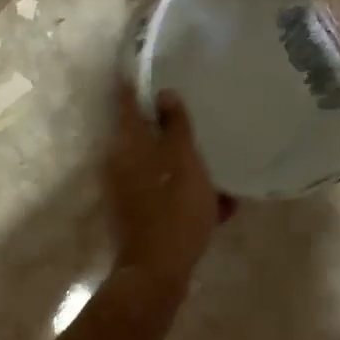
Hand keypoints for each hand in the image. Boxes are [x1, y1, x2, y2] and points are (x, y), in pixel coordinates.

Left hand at [105, 83, 234, 277]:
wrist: (156, 273)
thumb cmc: (173, 208)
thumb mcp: (183, 159)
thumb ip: (175, 124)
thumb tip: (164, 93)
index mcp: (128, 141)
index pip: (126, 99)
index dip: (136, 81)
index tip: (148, 66)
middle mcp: (119, 161)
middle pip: (144, 133)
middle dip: (169, 127)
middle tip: (195, 115)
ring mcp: (125, 190)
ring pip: (158, 166)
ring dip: (184, 165)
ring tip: (217, 165)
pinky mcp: (137, 215)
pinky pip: (164, 193)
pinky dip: (186, 194)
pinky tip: (220, 205)